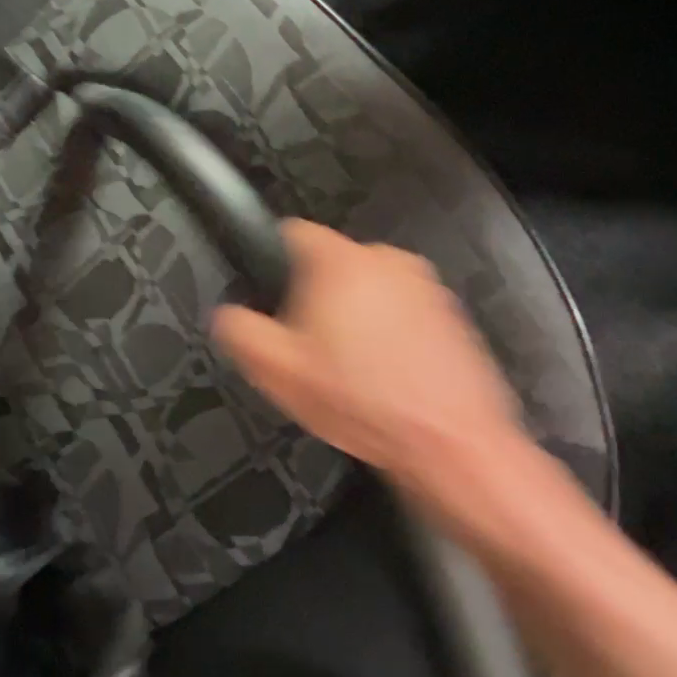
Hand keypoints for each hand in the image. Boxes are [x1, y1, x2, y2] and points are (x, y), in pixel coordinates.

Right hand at [211, 220, 521, 483]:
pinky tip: (379, 377)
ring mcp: (424, 286)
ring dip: (351, 317)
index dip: (269, 262)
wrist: (450, 444)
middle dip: (312, 298)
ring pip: (366, 289)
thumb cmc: (364, 403)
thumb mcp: (276, 371)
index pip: (289, 232)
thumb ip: (238, 330)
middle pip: (328, 264)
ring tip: (345, 368)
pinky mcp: (448, 315)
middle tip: (304, 346)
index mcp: (340, 261)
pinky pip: (400, 310)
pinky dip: (386, 334)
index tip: (267, 295)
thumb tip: (226, 315)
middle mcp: (386, 260)